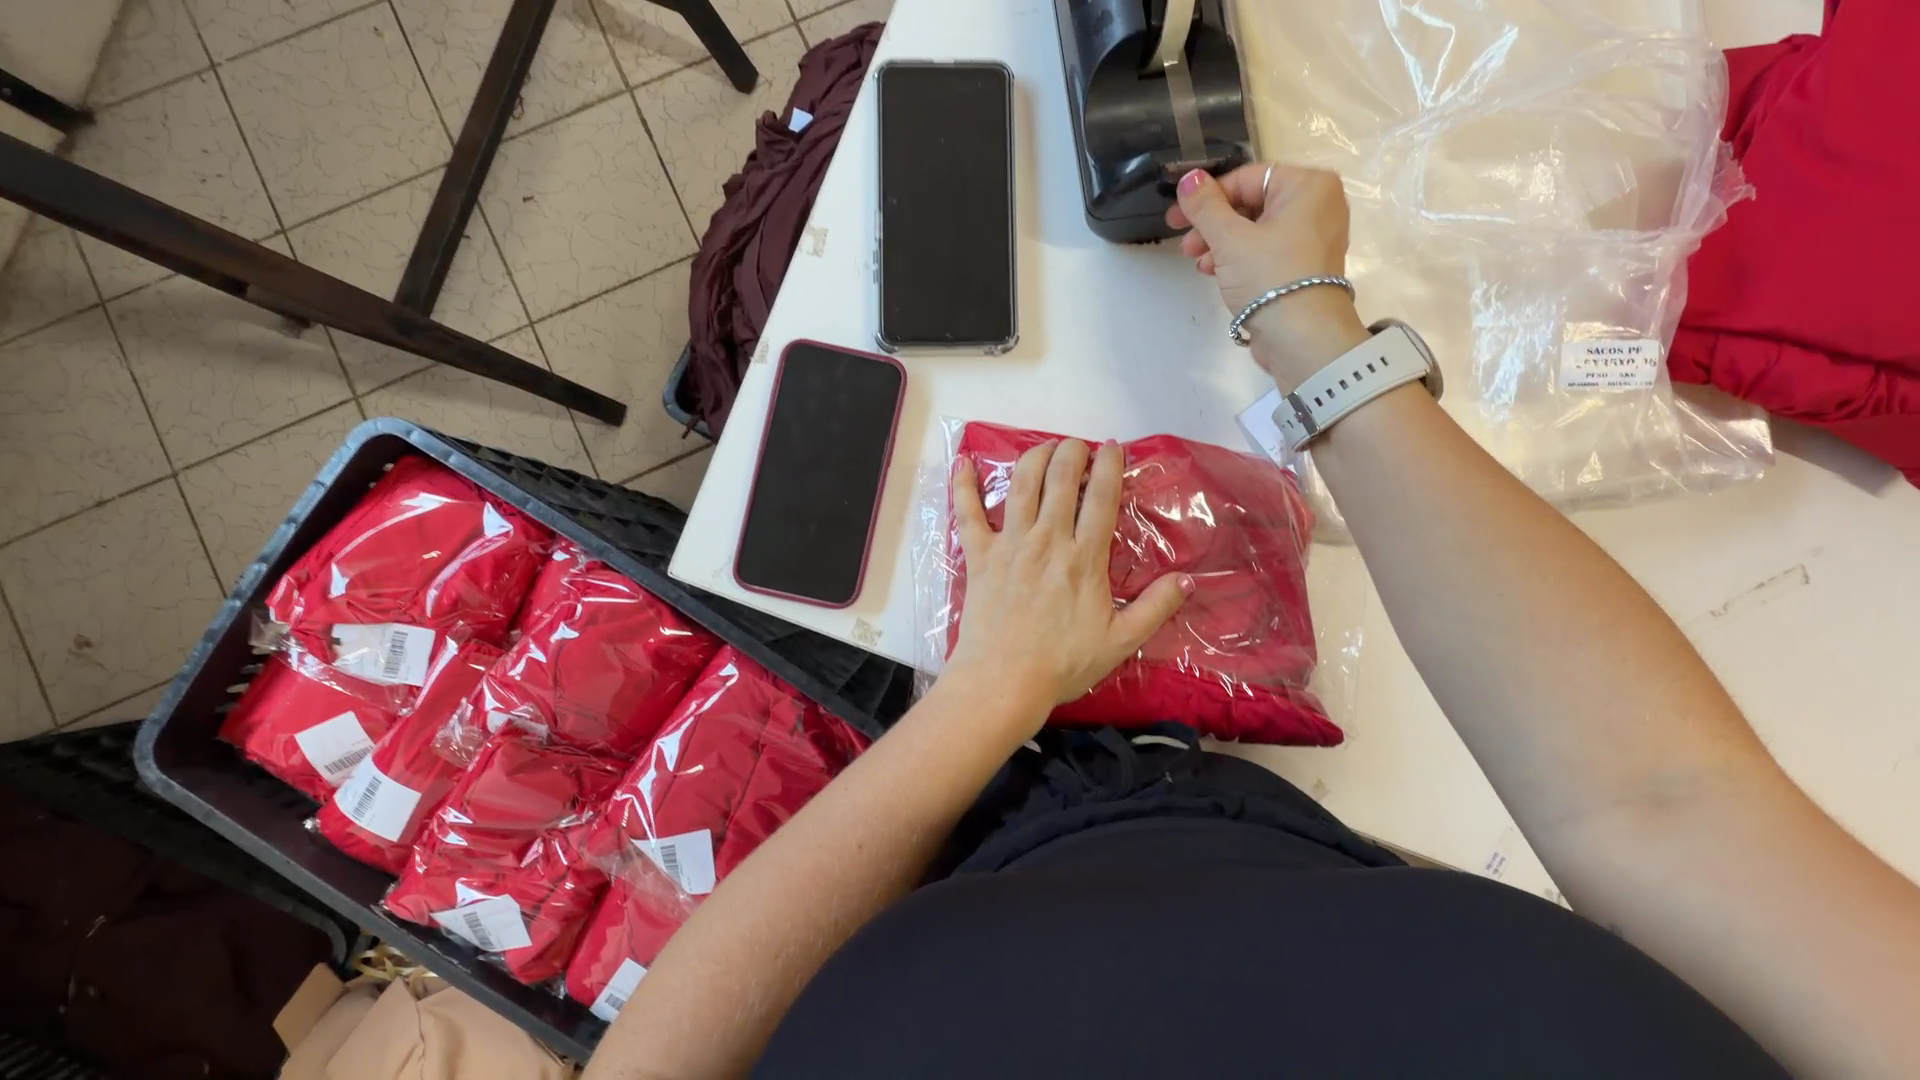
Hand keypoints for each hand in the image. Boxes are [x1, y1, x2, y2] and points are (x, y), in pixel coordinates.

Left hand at [944, 439, 1192, 723]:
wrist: (1003, 682)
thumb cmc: (1063, 664)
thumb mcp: (1120, 641)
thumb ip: (1155, 608)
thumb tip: (1188, 580)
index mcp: (1084, 557)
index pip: (1102, 497)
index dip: (1109, 465)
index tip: (1112, 447)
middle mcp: (1047, 540)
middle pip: (1061, 479)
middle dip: (1072, 452)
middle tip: (1079, 446)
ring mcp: (1010, 544)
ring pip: (1020, 484)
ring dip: (1034, 457)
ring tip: (1045, 447)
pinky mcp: (979, 556)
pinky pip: (967, 513)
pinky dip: (963, 485)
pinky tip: (963, 461)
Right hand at [1167, 164, 1370, 388]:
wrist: (1301, 338)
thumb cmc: (1269, 277)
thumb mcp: (1229, 239)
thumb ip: (1205, 207)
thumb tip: (1188, 179)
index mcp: (1307, 186)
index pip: (1246, 179)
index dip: (1207, 198)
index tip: (1177, 217)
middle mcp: (1317, 205)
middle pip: (1251, 204)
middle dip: (1213, 225)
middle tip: (1185, 245)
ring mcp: (1312, 238)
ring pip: (1255, 230)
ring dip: (1221, 245)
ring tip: (1201, 265)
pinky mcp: (1303, 267)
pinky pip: (1265, 251)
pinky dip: (1239, 259)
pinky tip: (1217, 274)